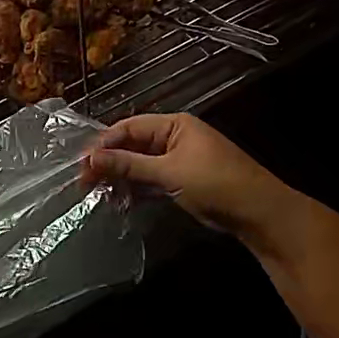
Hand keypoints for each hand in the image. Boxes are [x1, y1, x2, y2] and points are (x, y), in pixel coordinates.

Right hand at [84, 113, 298, 244]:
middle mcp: (175, 138)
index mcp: (174, 125)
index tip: (81, 163)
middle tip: (84, 182)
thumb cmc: (215, 183)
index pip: (129, 127)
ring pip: (140, 166)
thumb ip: (128, 165)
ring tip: (99, 195)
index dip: (104, 143)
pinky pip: (152, 182)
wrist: (257, 212)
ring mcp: (179, 161)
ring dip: (121, 179)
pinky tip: (120, 203)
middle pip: (133, 146)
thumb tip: (91, 158)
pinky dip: (137, 191)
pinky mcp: (182, 183)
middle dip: (110, 163)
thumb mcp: (168, 172)